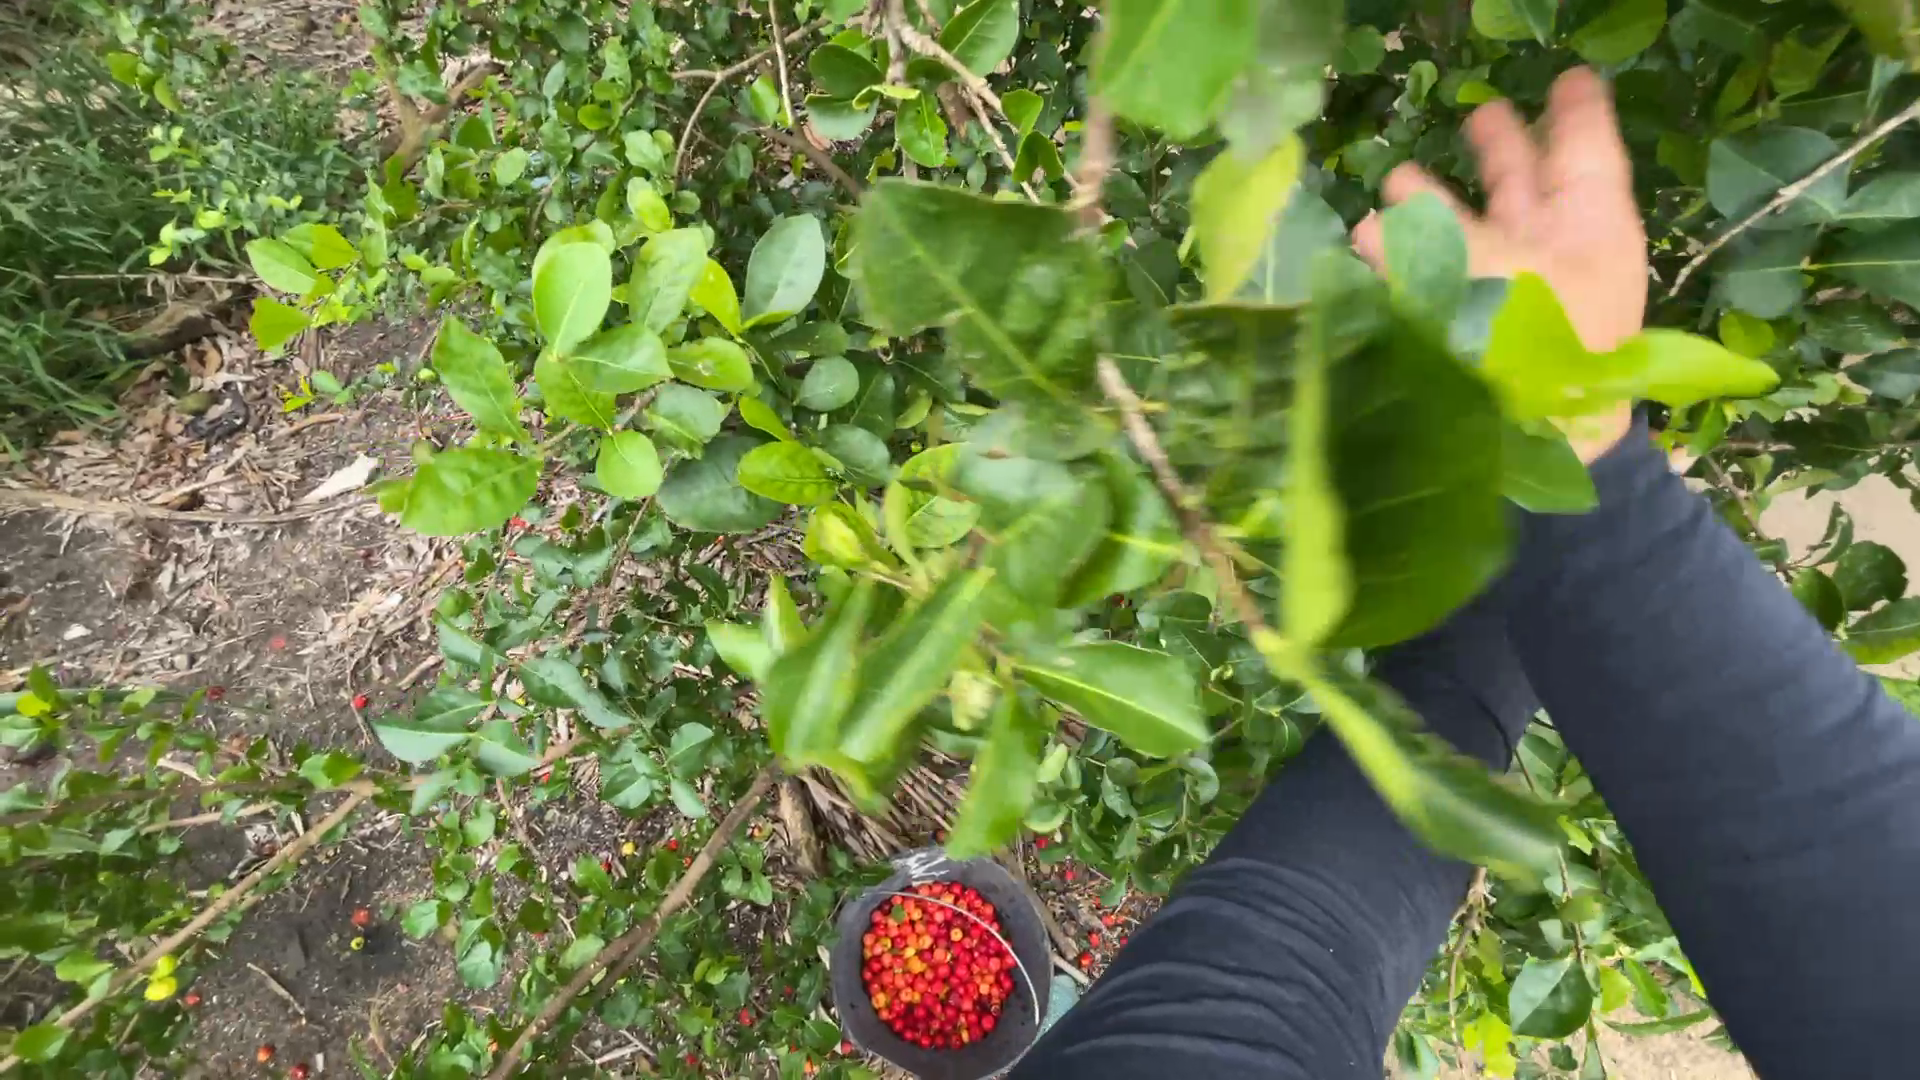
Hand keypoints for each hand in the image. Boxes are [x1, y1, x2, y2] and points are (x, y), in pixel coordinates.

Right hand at [1351, 67, 1644, 460]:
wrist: (1537, 442)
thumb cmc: (1542, 350)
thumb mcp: (1500, 275)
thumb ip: (1436, 242)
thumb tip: (1368, 226)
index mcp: (1585, 229)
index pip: (1579, 154)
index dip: (1571, 113)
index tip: (1567, 76)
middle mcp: (1547, 254)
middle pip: (1521, 188)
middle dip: (1495, 151)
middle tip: (1473, 115)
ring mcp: (1504, 293)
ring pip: (1468, 233)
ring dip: (1430, 206)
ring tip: (1393, 183)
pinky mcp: (1465, 326)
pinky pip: (1432, 279)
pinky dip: (1400, 262)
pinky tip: (1365, 249)